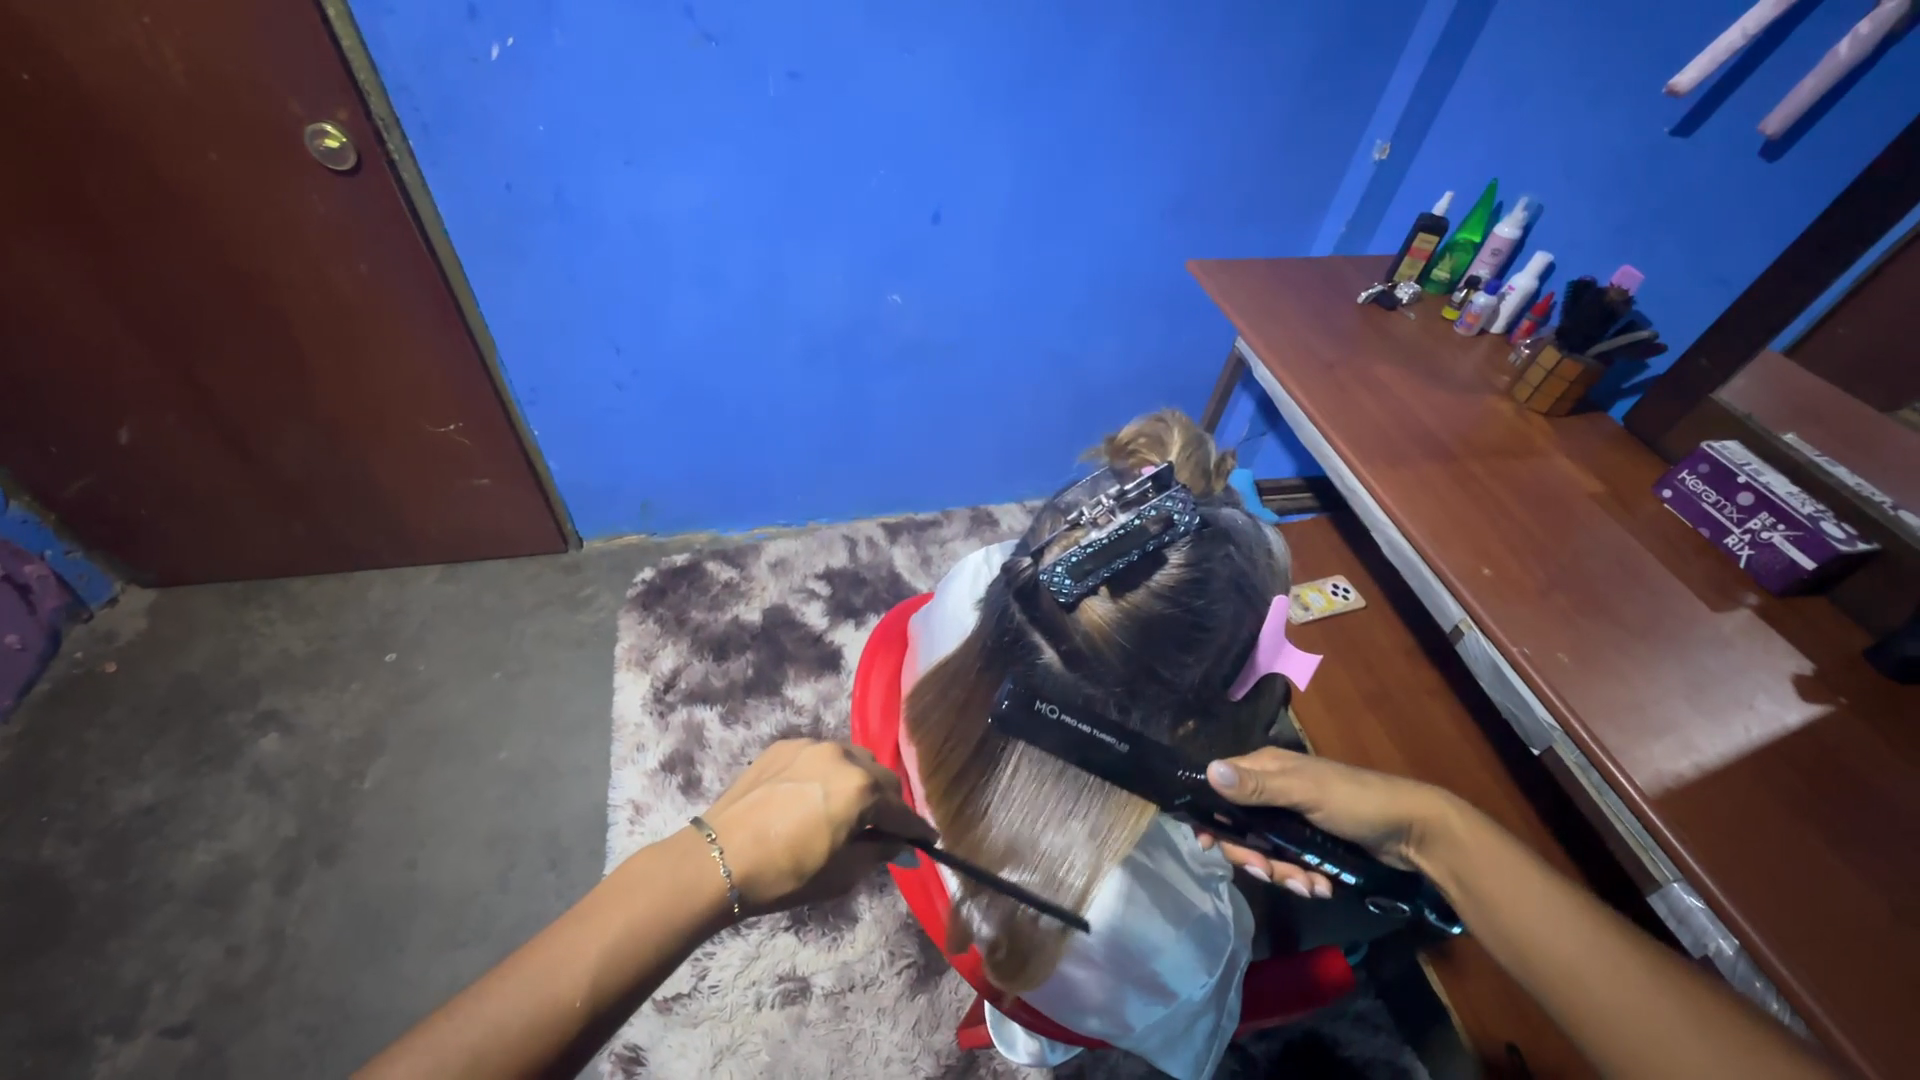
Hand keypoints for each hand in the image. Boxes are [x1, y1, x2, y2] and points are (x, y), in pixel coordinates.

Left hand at [700, 739, 936, 916]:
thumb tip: (898, 844)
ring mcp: (811, 745)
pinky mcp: (785, 745)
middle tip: (881, 828)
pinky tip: (813, 795)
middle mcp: (842, 755)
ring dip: (859, 781)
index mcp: (861, 789)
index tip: (928, 840)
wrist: (717, 860)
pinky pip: (821, 755)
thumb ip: (878, 853)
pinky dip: (827, 773)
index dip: (916, 829)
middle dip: (887, 803)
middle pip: (882, 778)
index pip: (901, 810)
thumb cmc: (785, 874)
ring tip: (846, 807)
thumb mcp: (842, 874)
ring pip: (853, 759)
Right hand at [1197, 747, 1456, 892]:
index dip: (1210, 816)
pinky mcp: (1310, 843)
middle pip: (1239, 826)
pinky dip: (1302, 877)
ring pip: (1265, 850)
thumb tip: (1208, 770)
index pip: (1219, 788)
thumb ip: (1257, 788)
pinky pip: (1290, 862)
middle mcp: (1273, 791)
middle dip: (1253, 855)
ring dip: (1282, 872)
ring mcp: (1292, 818)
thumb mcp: (1304, 792)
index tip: (1207, 845)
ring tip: (1309, 885)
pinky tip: (1321, 886)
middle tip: (1268, 873)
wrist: (1416, 831)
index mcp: (1265, 768)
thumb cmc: (1356, 801)